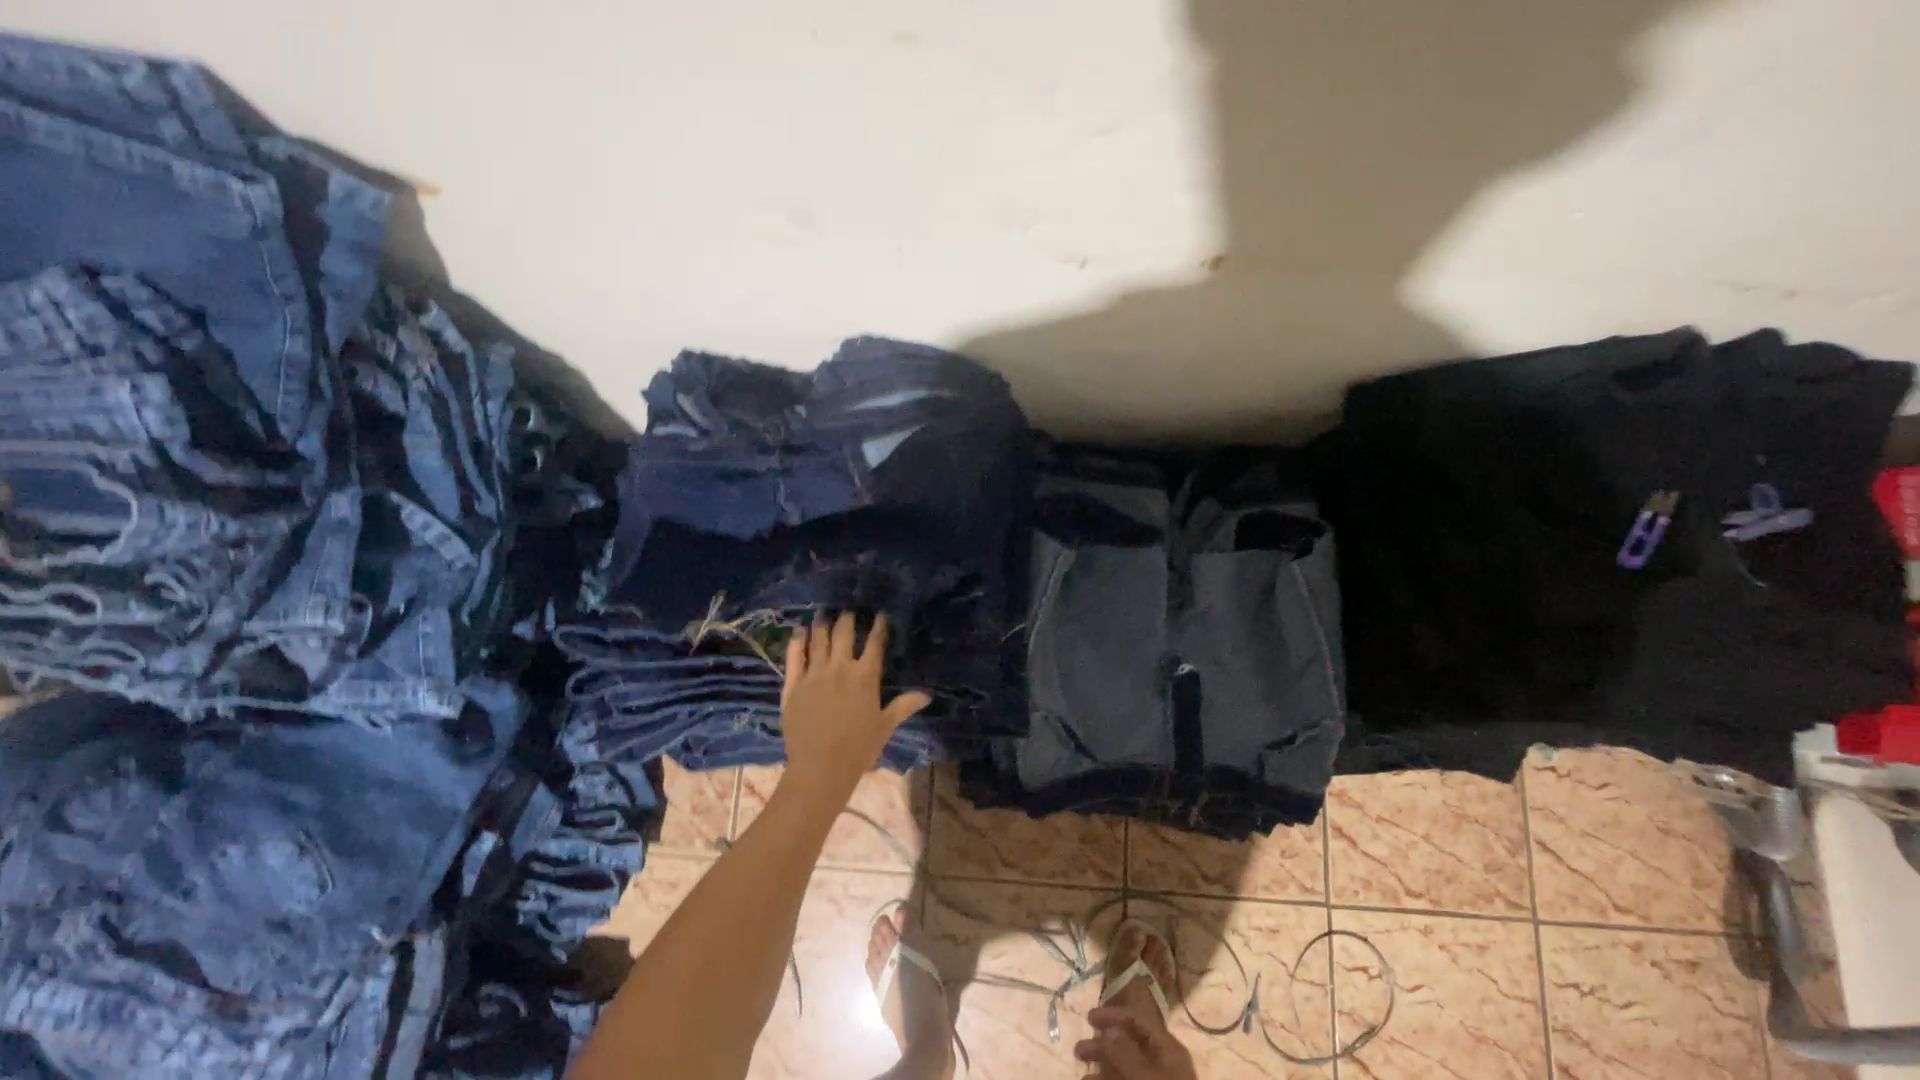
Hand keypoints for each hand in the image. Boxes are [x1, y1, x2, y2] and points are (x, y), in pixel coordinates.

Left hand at [781, 612, 930, 787]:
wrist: (821, 767)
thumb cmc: (859, 748)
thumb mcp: (885, 726)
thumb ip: (904, 706)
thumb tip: (927, 695)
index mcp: (866, 676)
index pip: (874, 644)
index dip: (878, 627)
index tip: (879, 614)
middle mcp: (840, 668)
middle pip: (843, 634)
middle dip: (847, 619)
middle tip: (847, 611)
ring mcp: (814, 674)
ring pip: (817, 640)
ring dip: (821, 624)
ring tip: (823, 613)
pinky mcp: (793, 685)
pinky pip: (794, 657)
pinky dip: (797, 641)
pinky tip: (798, 631)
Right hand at [1073, 1006, 1198, 1079]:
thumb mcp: (1143, 1076)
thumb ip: (1125, 1051)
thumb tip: (1109, 1029)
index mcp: (1167, 1049)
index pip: (1139, 1020)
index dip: (1113, 1015)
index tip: (1089, 1019)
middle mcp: (1162, 1063)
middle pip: (1129, 1043)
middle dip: (1102, 1045)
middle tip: (1078, 1050)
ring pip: (1125, 1067)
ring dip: (1101, 1067)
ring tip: (1082, 1074)